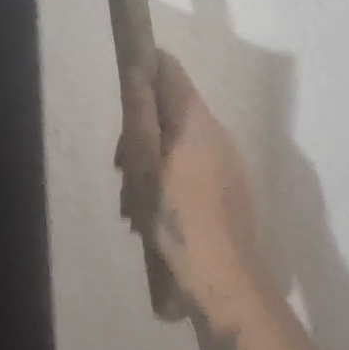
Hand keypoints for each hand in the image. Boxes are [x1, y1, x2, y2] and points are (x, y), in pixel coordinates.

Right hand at [117, 50, 270, 320]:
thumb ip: (141, 117)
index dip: (143, 71)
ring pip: (177, 147)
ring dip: (149, 167)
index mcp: (197, 122)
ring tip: (134, 208)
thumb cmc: (178, 220)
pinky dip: (167, 184)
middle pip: (170, 113)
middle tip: (121, 172)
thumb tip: (137, 68)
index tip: (119, 97)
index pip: (170, 72)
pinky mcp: (229, 193)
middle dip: (139, 135)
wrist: (227, 282)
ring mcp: (227, 165)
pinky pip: (190, 171)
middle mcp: (218, 135)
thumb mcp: (147, 167)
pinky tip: (155, 218)